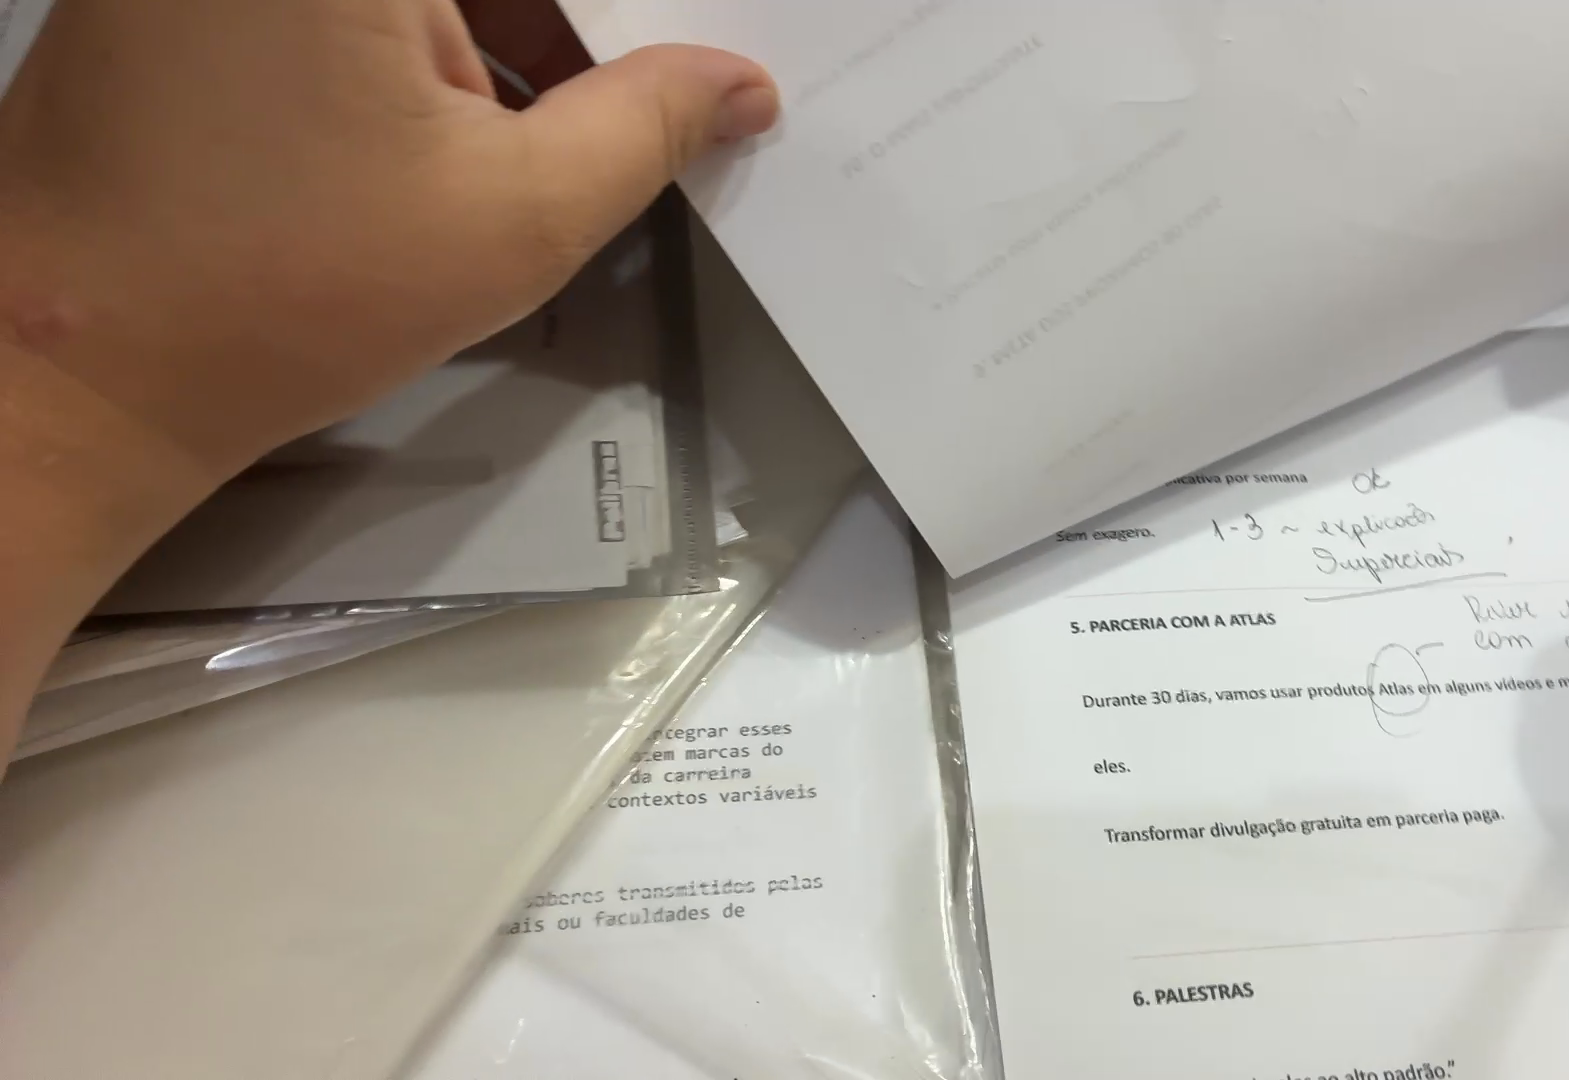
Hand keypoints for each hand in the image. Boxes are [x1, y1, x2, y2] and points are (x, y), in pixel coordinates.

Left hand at [0, 0, 776, 474]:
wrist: (110, 346)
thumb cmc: (319, 280)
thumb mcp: (530, 208)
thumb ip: (652, 128)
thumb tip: (745, 84)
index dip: (642, 20)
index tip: (704, 67)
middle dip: (595, 35)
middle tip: (678, 103)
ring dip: (540, 47)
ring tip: (594, 133)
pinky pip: (399, 7)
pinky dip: (470, 52)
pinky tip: (505, 129)